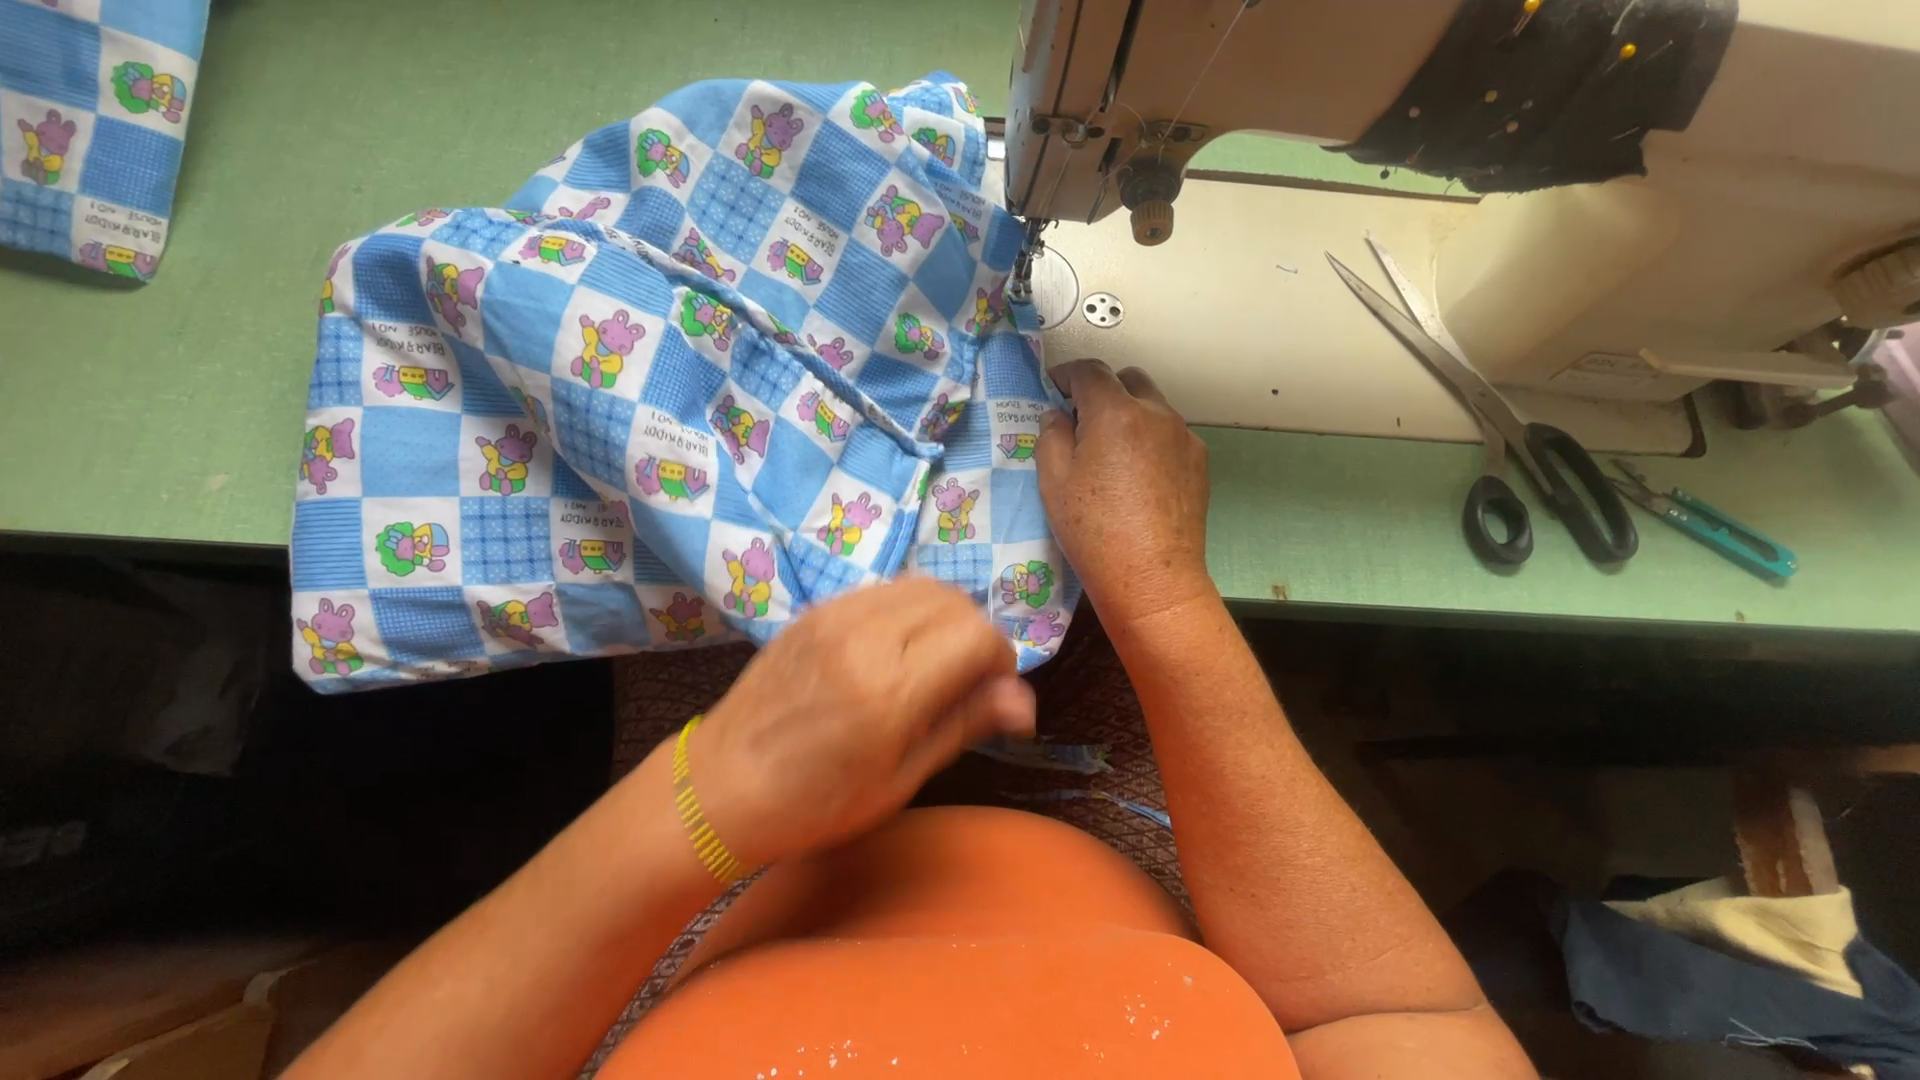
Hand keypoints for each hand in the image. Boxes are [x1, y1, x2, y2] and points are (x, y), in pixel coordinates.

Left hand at [686, 579, 1033, 866]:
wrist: (722, 787)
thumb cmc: (817, 803)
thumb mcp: (900, 778)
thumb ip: (963, 723)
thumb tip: (1023, 699)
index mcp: (891, 689)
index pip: (979, 636)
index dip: (1001, 662)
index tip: (993, 694)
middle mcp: (866, 636)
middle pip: (956, 601)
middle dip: (977, 635)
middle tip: (967, 680)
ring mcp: (835, 615)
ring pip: (922, 586)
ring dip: (945, 616)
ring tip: (933, 661)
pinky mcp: (815, 610)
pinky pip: (883, 589)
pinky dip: (908, 609)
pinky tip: (896, 648)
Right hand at [1037, 358, 1213, 627]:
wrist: (1152, 578)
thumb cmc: (1094, 531)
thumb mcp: (1054, 482)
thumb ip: (1051, 436)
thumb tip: (1058, 415)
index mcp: (1116, 413)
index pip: (1090, 371)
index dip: (1066, 373)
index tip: (1054, 387)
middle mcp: (1156, 414)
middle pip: (1128, 379)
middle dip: (1103, 389)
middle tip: (1082, 420)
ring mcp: (1183, 437)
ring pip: (1153, 407)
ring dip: (1129, 415)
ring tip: (1111, 454)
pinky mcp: (1198, 462)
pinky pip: (1169, 435)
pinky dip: (1149, 440)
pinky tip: (1137, 478)